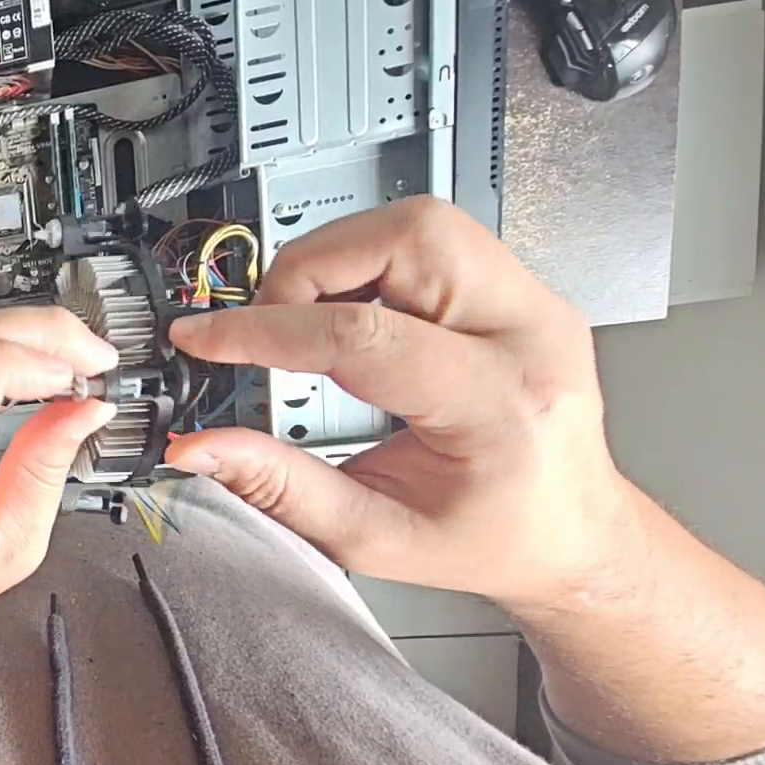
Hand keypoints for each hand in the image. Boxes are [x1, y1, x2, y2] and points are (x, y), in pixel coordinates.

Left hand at [0, 307, 118, 644]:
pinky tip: (39, 358)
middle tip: (93, 357)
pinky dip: (1, 342)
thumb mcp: (6, 551)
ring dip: (21, 332)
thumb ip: (43, 476)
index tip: (67, 379)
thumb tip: (85, 411)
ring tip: (77, 355)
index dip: (4, 368)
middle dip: (32, 336)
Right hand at [164, 197, 637, 611]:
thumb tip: (199, 448)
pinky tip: (330, 314)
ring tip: (293, 319)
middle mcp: (528, 334)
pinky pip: (421, 241)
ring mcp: (526, 303)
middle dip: (305, 270)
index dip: (263, 331)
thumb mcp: (368, 535)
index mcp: (498, 405)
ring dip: (329, 259)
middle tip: (260, 323)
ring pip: (413, 224)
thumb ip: (276, 487)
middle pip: (407, 238)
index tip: (202, 338)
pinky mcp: (507, 292)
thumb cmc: (485, 540)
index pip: (363, 333)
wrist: (564, 532)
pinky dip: (354, 264)